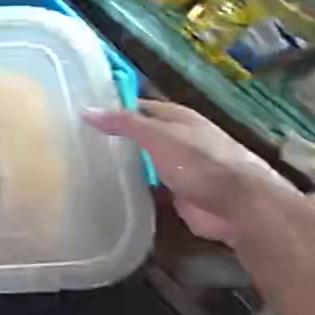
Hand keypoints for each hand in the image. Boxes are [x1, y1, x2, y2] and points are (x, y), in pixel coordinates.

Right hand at [85, 101, 292, 243]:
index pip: (136, 106)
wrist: (240, 207)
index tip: (79, 115)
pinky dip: (129, 187)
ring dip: (120, 164)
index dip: (110, 108)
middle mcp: (176, 138)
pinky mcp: (175, 193)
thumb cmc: (201, 163)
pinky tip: (105, 189)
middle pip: (137, 135)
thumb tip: (87, 111)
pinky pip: (146, 186)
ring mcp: (176, 167)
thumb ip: (124, 123)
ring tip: (81, 166)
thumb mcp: (158, 137)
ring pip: (140, 161)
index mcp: (176, 117)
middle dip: (112, 138)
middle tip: (74, 142)